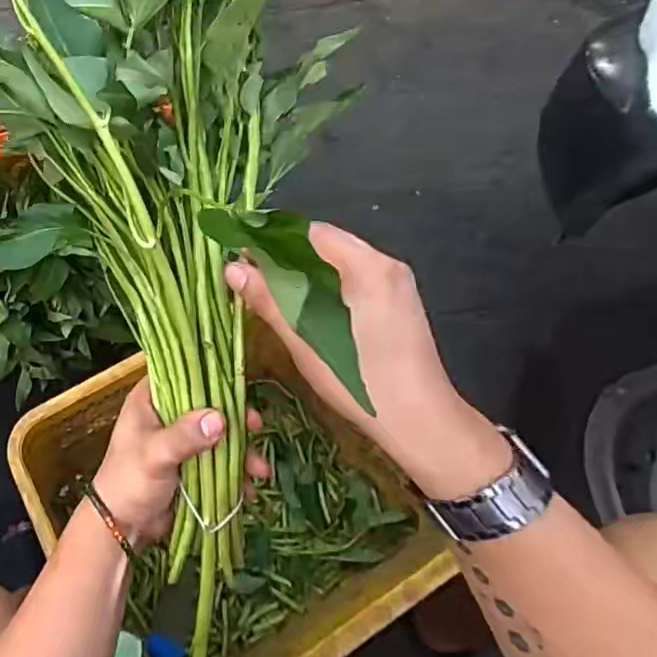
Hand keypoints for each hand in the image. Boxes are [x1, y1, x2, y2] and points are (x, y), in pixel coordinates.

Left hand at [90, 380, 268, 544]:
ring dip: (241, 451)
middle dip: (235, 421)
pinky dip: (235, 473)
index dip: (212, 379)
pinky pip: (219, 462)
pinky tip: (250, 489)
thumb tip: (220, 418)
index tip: (239, 392)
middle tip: (257, 429)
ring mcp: (180, 439)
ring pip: (218, 435)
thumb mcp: (155, 454)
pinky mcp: (191, 464)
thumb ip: (184, 436)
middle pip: (208, 406)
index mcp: (150, 399)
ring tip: (259, 472)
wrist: (122, 526)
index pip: (183, 375)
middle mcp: (167, 413)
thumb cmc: (129, 480)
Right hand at [224, 222, 510, 499]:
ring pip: (336, 260)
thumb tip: (232, 268)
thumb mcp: (307, 342)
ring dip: (301, 269)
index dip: (270, 237)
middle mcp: (385, 264)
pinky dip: (321, 282)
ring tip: (264, 286)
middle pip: (324, 243)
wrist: (424, 424)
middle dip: (283, 254)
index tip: (239, 251)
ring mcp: (394, 282)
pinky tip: (298, 303)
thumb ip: (269, 300)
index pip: (310, 232)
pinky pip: (350, 276)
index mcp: (367, 267)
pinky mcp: (395, 300)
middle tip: (245, 271)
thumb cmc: (363, 383)